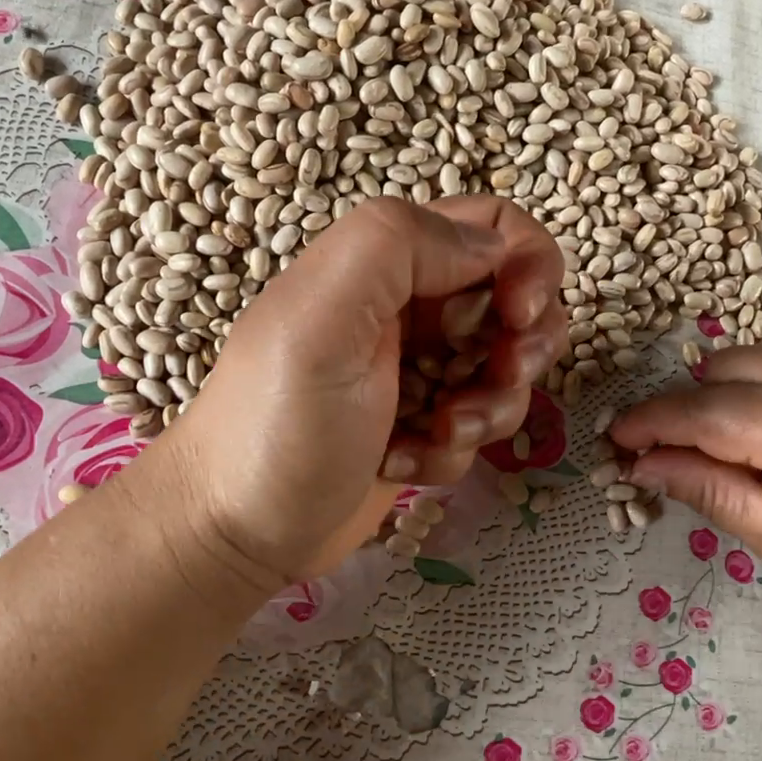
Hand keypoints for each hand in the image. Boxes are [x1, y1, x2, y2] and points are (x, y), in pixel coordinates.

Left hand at [134, 196, 565, 593]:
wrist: (234, 534)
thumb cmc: (274, 424)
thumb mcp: (320, 320)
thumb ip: (397, 247)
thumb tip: (490, 246)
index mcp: (385, 263)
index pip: (493, 226)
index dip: (527, 261)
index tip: (518, 316)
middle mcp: (410, 307)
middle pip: (517, 298)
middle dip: (521, 344)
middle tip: (495, 379)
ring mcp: (421, 368)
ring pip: (509, 366)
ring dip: (491, 405)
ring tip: (439, 433)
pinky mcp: (426, 425)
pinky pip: (482, 421)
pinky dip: (456, 447)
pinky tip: (404, 464)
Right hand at [612, 347, 761, 645]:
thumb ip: (708, 490)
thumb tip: (641, 463)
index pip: (703, 410)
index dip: (649, 422)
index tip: (612, 439)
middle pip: (722, 371)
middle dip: (685, 408)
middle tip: (666, 456)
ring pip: (753, 360)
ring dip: (723, 397)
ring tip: (724, 452)